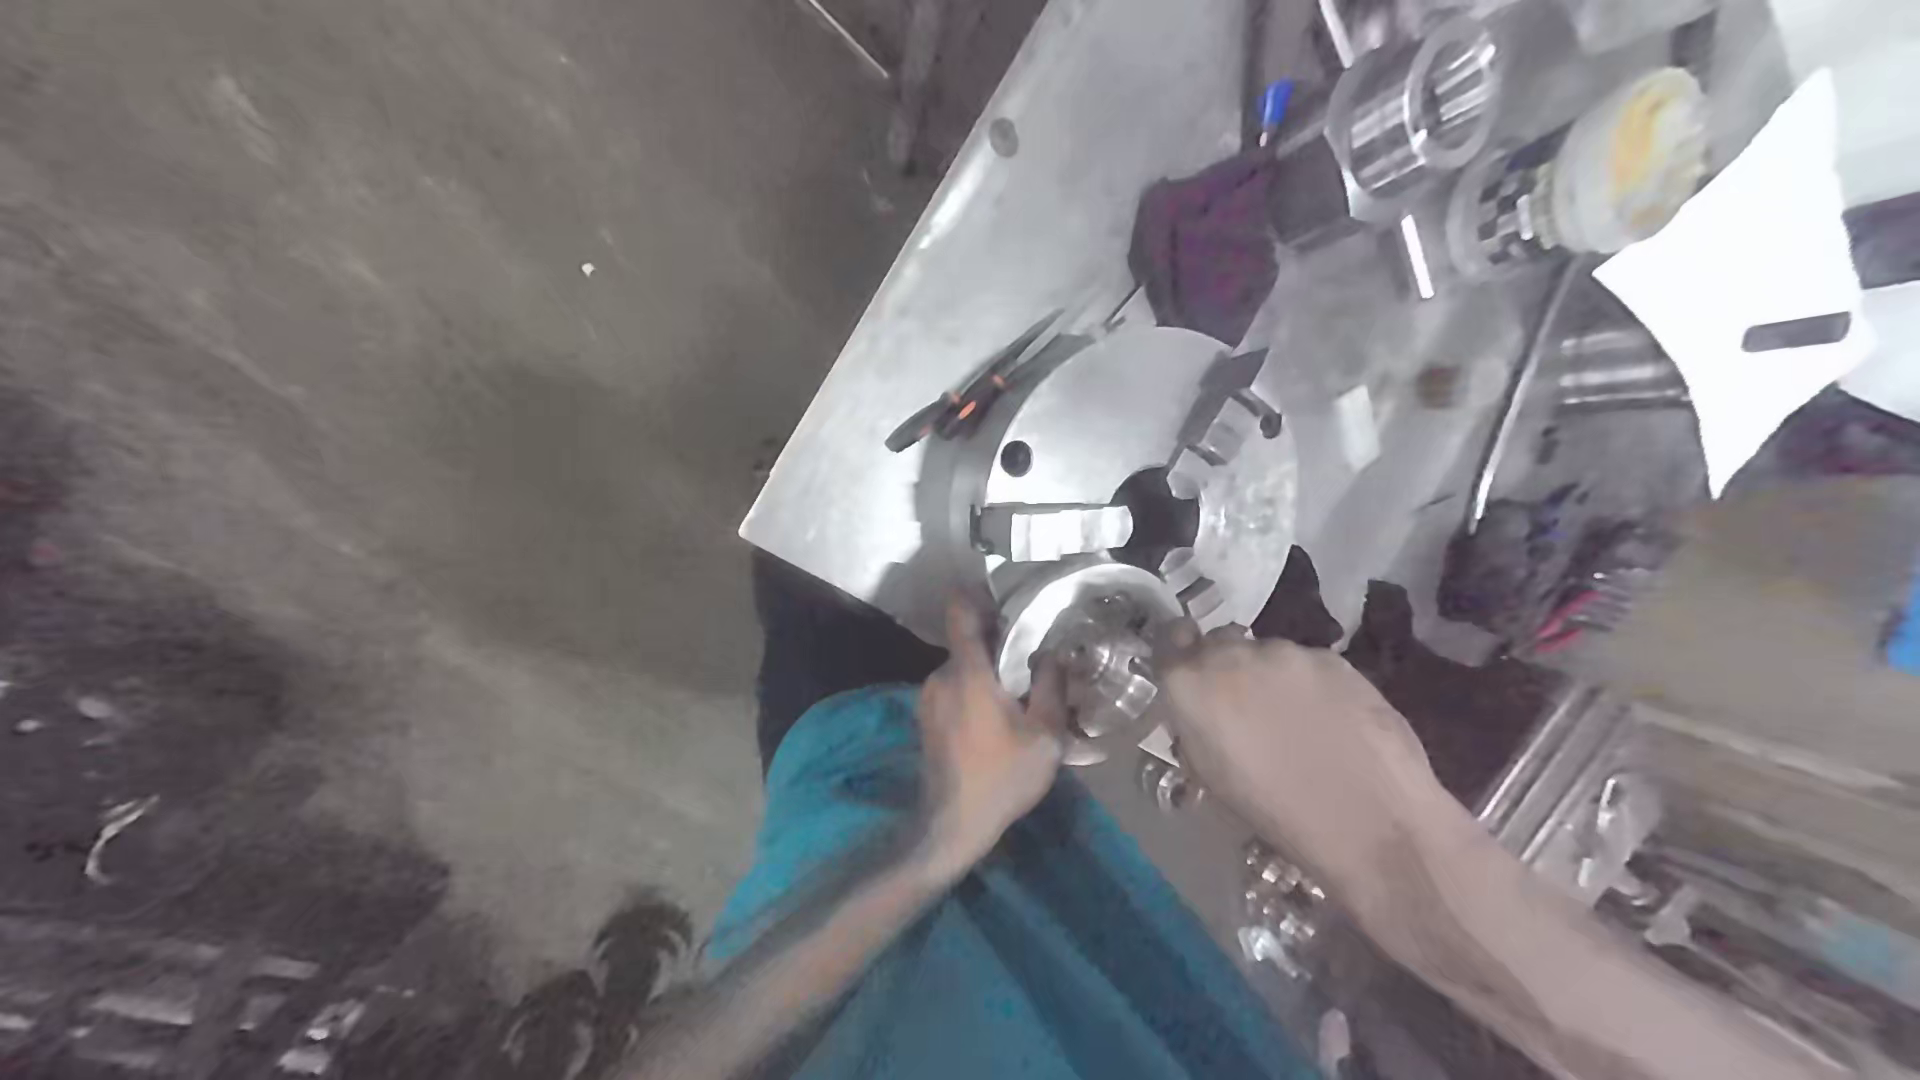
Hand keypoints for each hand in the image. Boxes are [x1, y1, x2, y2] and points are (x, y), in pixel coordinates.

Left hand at [915, 599, 1067, 878]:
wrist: (951, 825)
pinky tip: (995, 720)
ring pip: (962, 668)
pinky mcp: (925, 716)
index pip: (959, 611)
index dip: (978, 594)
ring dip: (987, 672)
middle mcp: (940, 675)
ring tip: (1018, 695)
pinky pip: (953, 688)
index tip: (1005, 597)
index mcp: (967, 671)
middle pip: (968, 641)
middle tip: (1031, 658)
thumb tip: (1053, 652)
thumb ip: (1052, 686)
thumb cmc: (1002, 777)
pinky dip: (974, 691)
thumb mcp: (1045, 736)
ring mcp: (928, 696)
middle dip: (998, 644)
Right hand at [1158, 628, 1439, 888]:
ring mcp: (1285, 651)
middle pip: (1218, 642)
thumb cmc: (1276, 812)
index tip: (1189, 668)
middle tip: (1247, 706)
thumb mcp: (1209, 774)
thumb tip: (1199, 709)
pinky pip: (1308, 663)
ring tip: (1299, 721)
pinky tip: (1334, 721)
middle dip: (1226, 666)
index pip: (1168, 640)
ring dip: (1271, 677)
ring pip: (1266, 653)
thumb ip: (1194, 724)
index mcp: (1190, 683)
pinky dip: (1312, 685)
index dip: (1179, 653)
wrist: (1372, 824)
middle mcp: (1230, 653)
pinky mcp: (1332, 657)